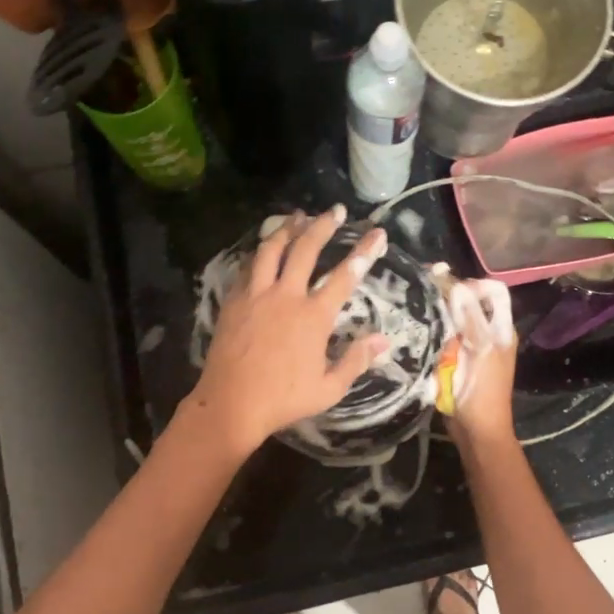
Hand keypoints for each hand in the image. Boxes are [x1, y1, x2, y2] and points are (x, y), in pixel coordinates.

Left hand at [185, 206, 390, 453]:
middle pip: (306, 250)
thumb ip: (356, 360)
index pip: (345, 275)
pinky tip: (265, 247)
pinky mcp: (234, 301)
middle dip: (323, 226)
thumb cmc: (283, 399)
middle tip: (335, 210)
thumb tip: (383, 340)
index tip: (377, 233)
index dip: (364, 251)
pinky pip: (249, 267)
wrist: (230, 404)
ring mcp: (257, 295)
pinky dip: (261, 252)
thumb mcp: (329, 388)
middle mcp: (286, 296)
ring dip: (288, 229)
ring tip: (299, 216)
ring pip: (272, 250)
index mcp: (313, 317)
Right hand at [435, 268, 517, 446]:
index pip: (493, 291)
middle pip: (471, 302)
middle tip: (427, 295)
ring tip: (420, 310)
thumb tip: (459, 286)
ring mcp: (470, 346)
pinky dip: (433, 331)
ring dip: (439, 314)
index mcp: (501, 328)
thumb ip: (472, 318)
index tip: (451, 290)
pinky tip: (419, 329)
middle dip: (451, 296)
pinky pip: (443, 336)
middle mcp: (488, 332)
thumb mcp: (481, 351)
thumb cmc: (484, 392)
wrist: (476, 431)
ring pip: (454, 318)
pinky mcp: (454, 358)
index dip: (474, 284)